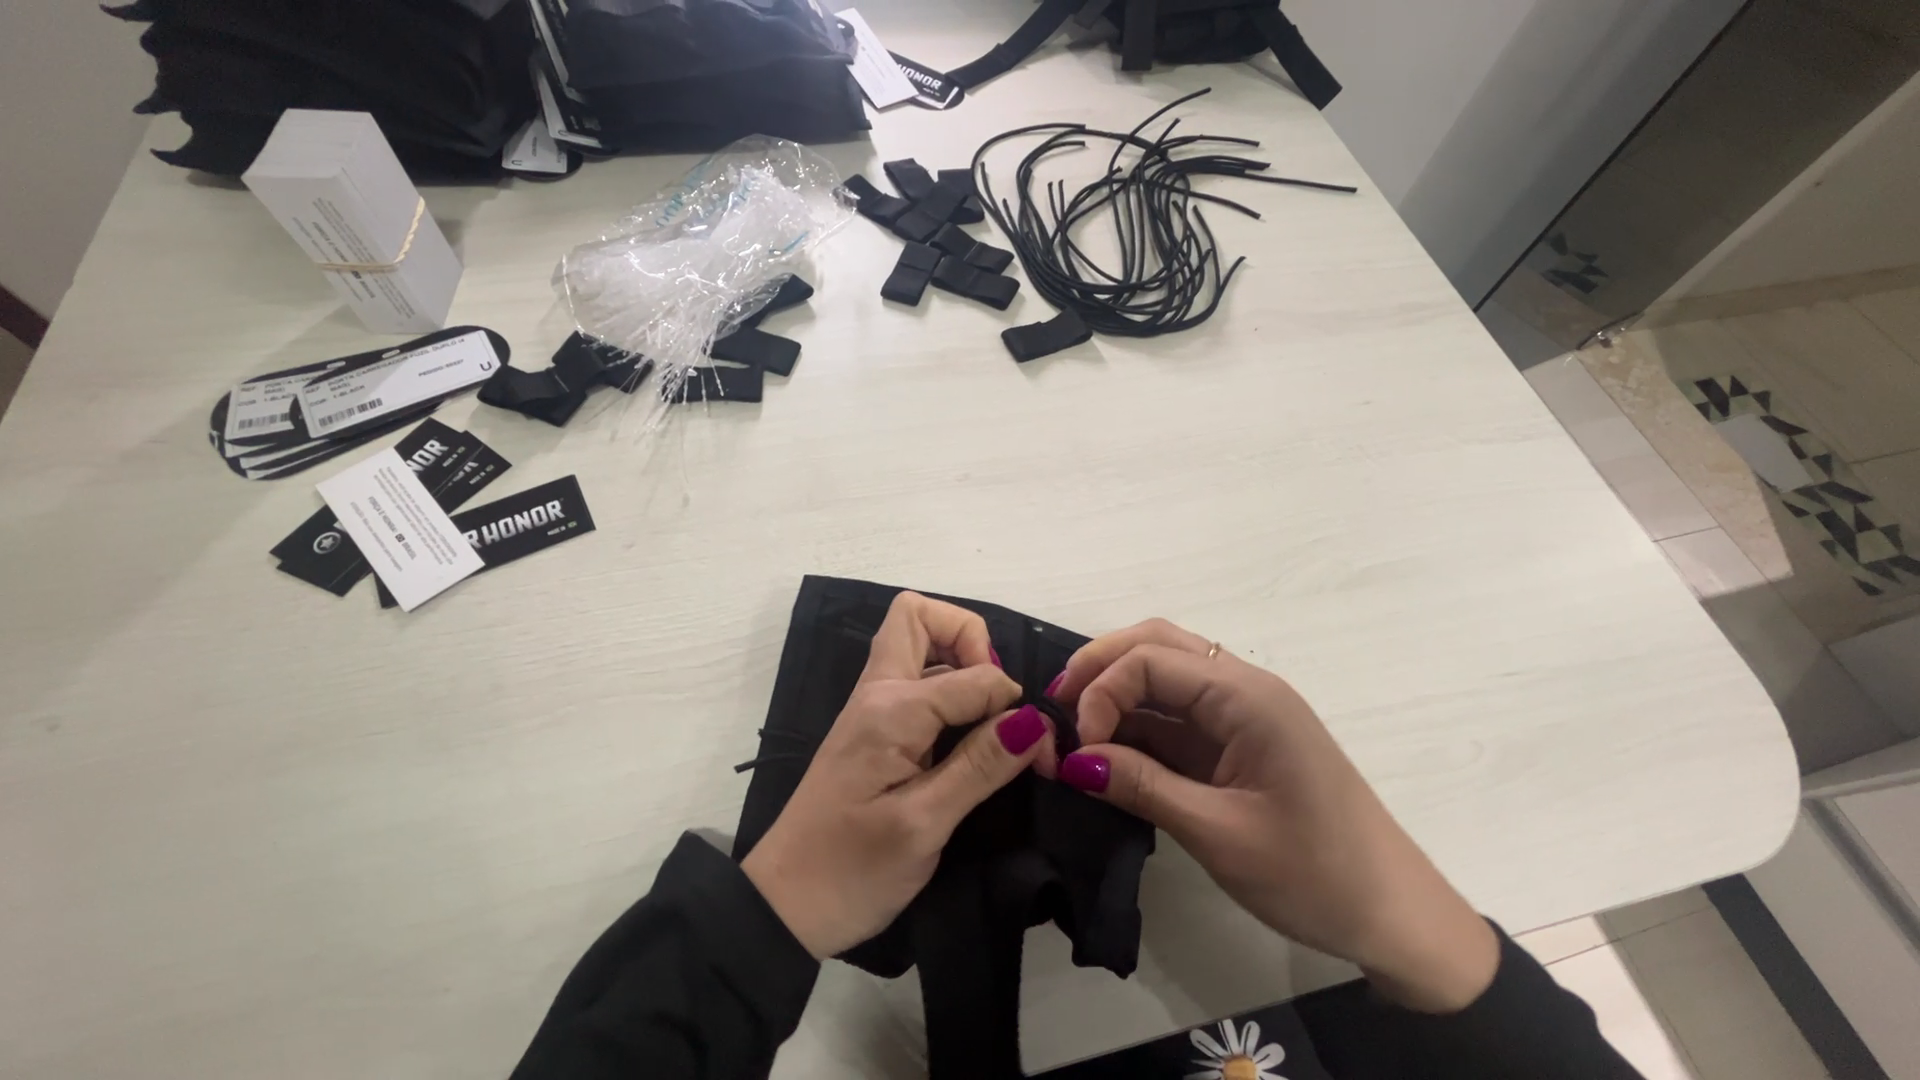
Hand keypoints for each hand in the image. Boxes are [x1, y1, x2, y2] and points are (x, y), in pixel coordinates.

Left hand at [741, 592, 1053, 958]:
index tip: (1037, 750)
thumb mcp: (924, 825)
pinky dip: (950, 691)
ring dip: (961, 663)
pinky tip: (970, 736)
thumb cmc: (851, 870)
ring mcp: (872, 710)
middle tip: (996, 699)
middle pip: (918, 616)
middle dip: (970, 638)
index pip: (972, 674)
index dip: (1013, 704)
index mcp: (890, 710)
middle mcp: (877, 693)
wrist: (785, 905)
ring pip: (917, 647)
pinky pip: (917, 684)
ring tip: (992, 720)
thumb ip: (979, 767)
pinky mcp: (875, 732)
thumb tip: (1032, 721)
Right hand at [1044, 620, 1498, 1011]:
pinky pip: (1177, 713)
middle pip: (1156, 645)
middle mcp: (1244, 688)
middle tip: (1056, 710)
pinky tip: (1107, 748)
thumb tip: (1070, 759)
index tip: (1075, 748)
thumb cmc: (1314, 874)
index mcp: (1247, 696)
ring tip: (1071, 728)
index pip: (1150, 659)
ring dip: (1115, 691)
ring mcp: (1242, 714)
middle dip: (1099, 668)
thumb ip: (1141, 787)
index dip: (1100, 691)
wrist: (1395, 916)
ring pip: (1165, 674)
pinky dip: (1137, 722)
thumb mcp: (1218, 832)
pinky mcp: (1238, 742)